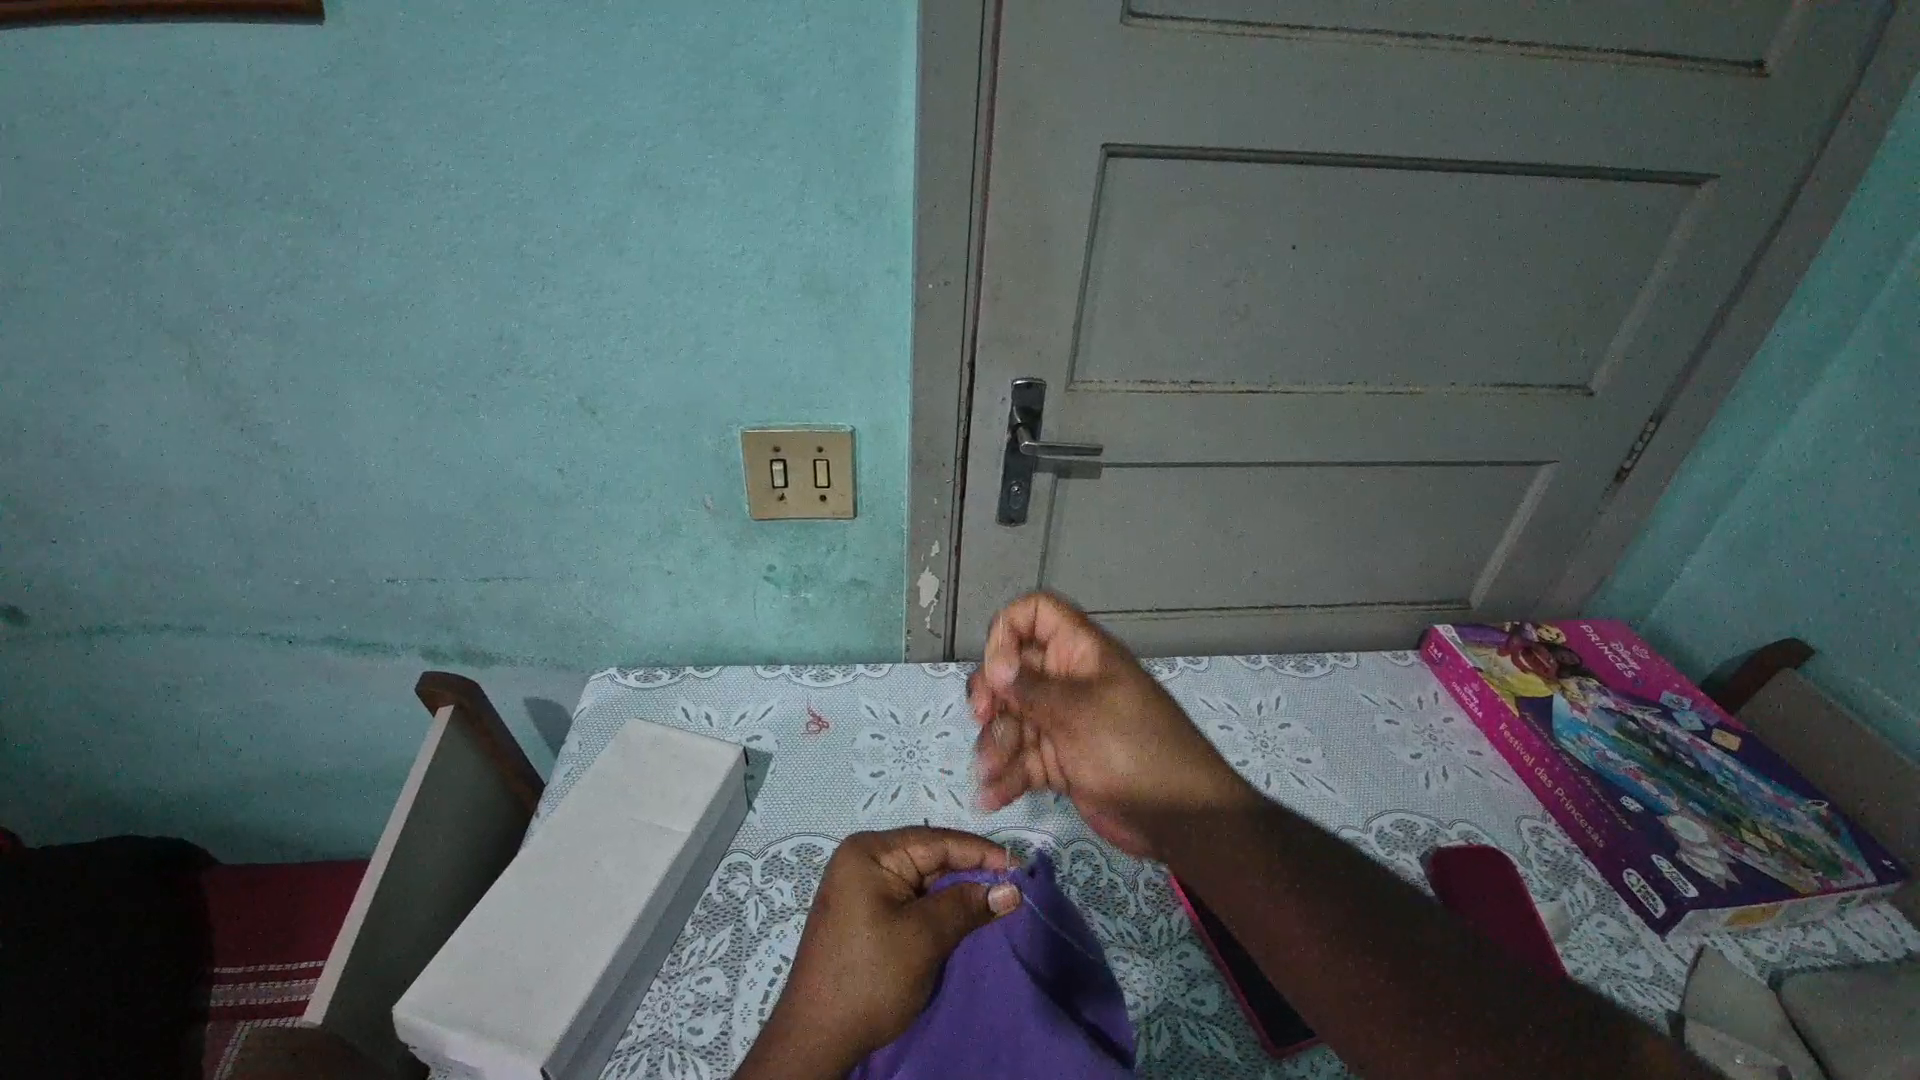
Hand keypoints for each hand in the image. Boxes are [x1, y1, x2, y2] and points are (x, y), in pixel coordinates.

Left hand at [735, 827, 1022, 1078]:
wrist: (816, 1037)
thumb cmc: (870, 977)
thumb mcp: (924, 937)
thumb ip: (967, 906)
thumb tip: (1012, 889)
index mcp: (870, 852)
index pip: (937, 841)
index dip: (981, 852)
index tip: (1020, 866)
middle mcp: (863, 860)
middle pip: (930, 856)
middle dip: (970, 871)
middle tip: (1013, 885)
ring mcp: (861, 887)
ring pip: (922, 879)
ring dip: (956, 891)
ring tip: (996, 898)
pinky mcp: (864, 913)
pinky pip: (910, 898)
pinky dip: (937, 906)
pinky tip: (963, 914)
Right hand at [968, 592, 1258, 858]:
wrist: (1180, 818)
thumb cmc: (1136, 750)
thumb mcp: (1081, 712)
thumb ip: (1032, 687)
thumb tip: (994, 665)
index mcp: (1080, 653)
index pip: (1035, 614)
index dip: (1007, 632)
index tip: (998, 670)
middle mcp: (1068, 681)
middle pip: (1011, 671)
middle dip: (991, 697)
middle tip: (982, 720)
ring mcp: (1063, 722)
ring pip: (1011, 719)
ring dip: (995, 744)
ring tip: (990, 775)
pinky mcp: (1060, 761)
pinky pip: (1022, 759)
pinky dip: (1006, 776)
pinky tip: (993, 796)